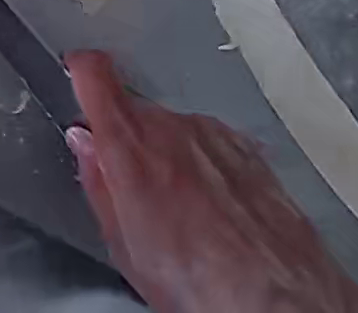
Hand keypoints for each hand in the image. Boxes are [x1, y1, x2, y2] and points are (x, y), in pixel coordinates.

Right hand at [64, 50, 357, 312]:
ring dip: (169, 156)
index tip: (76, 73)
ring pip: (172, 129)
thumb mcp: (124, 246)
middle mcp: (169, 125)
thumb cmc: (198, 285)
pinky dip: (204, 166)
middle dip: (129, 141)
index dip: (81, 68)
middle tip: (136, 191)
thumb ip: (96, 181)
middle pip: (134, 110)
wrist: (281, 304)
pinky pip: (207, 144)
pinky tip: (216, 213)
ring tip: (185, 213)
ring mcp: (210, 132)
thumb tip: (84, 142)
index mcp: (130, 144)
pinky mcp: (243, 146)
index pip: (95, 73)